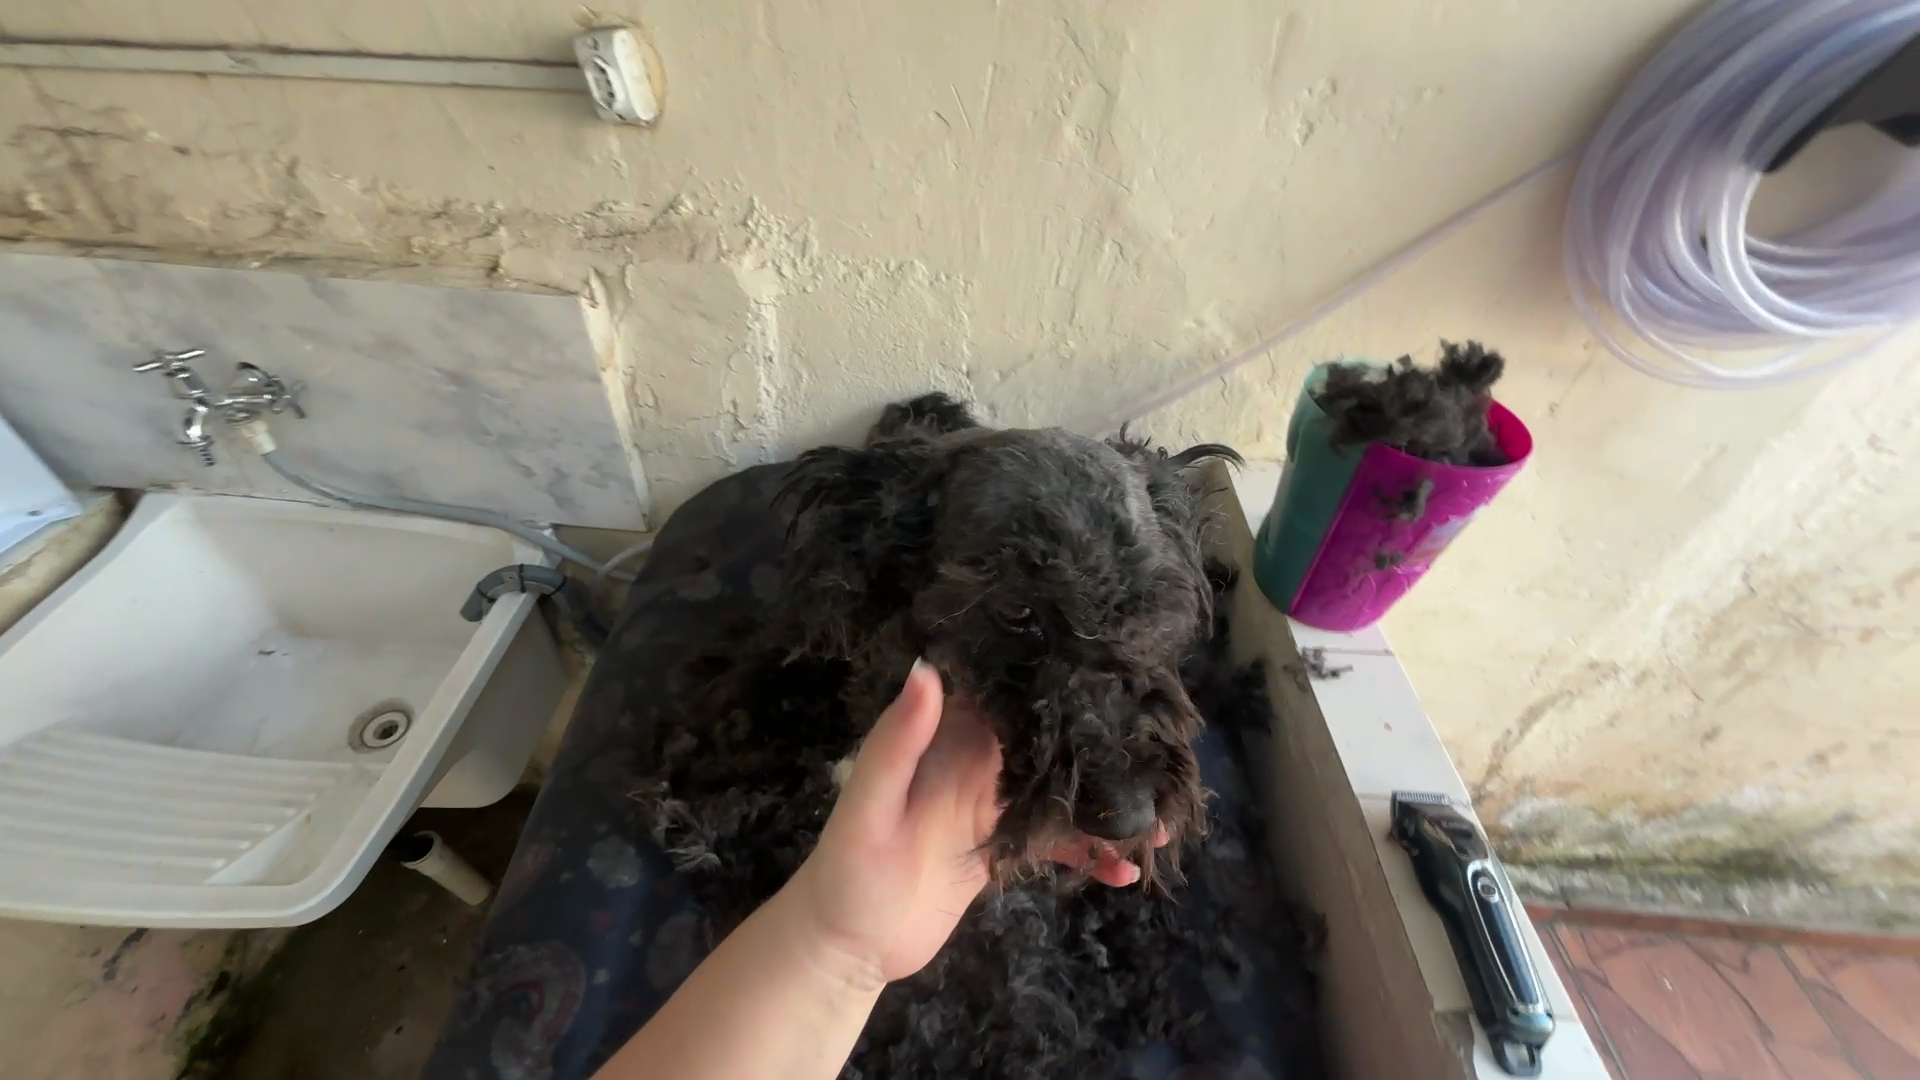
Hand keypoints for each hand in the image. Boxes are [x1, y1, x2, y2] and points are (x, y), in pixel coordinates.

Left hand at [778, 661, 1166, 987]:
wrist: (846, 945)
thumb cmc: (850, 866)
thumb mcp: (869, 802)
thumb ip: (899, 740)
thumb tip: (928, 667)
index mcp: (950, 740)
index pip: (1010, 697)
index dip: (1057, 684)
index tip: (1112, 678)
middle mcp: (978, 764)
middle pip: (1050, 744)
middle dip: (1100, 747)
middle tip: (1157, 756)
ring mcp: (994, 808)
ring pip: (1061, 793)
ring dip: (1104, 804)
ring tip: (1158, 820)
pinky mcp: (1002, 851)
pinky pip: (1055, 844)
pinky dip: (1089, 854)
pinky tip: (1124, 872)